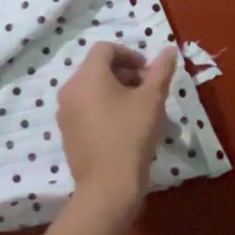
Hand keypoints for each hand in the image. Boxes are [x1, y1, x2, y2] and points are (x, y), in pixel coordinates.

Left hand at [58, 43, 176, 211]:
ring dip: (116, 93)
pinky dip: (104, 110)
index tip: (148, 72)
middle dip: (125, 75)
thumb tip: (169, 50)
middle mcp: (70, 89)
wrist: (108, 185)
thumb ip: (161, 70)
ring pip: (92, 91)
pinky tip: (124, 129)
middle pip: (97, 69)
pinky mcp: (67, 133)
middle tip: (147, 92)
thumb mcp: (152, 100)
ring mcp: (65, 113)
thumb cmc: (131, 135)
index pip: (105, 49)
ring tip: (140, 112)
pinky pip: (86, 110)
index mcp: (87, 75)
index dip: (130, 54)